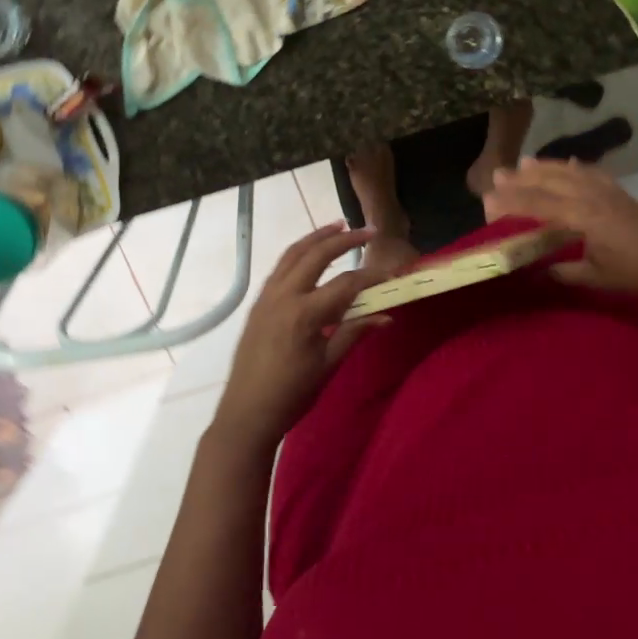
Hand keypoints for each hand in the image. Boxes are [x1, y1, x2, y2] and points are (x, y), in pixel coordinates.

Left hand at [216, 224, 384, 446]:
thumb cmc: (292, 394)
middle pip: (316, 255)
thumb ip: (355, 333)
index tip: (392, 272)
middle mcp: (283, 296)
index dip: (371, 277)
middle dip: (344, 239)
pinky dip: (298, 253)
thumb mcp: (328, 365)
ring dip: (317, 237)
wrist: (246, 413)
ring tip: (339, 225)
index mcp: (304, 314)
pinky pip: (280, 267)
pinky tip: (311, 253)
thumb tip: (386, 316)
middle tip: (368, 231)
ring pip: (293, 254)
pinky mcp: (258, 302)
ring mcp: (267, 296)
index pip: (346, 284)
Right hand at [483, 157, 637, 296]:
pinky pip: (591, 173)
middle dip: (520, 179)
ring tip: (523, 164)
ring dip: (544, 167)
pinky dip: (575, 167)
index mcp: (582, 216)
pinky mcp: (620, 193)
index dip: (510, 202)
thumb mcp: (597, 278)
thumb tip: (540, 270)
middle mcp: (591, 196)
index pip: (538, 204)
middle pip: (549, 182)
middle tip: (496, 175)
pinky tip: (569, 164)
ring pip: (569, 172)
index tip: (487, 201)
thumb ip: (565, 272)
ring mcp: (607, 191)